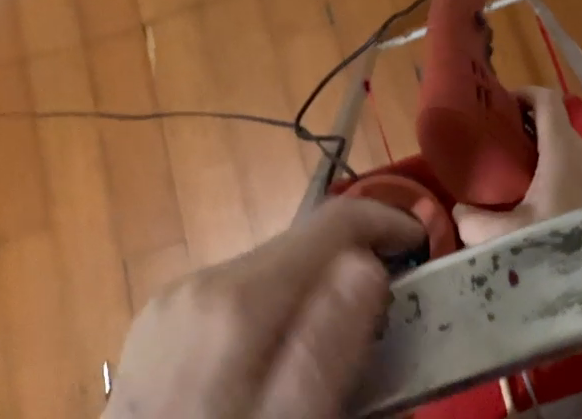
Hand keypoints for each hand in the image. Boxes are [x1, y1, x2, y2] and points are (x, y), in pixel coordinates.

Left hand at [105, 197, 425, 418]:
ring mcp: (172, 302)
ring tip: (334, 346)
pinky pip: (234, 298)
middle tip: (388, 316)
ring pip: (267, 271)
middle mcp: (200, 281)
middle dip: (351, 265)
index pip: (331, 221)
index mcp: (237, 298)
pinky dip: (270, 312)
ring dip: (311, 292)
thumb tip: (367, 263)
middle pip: (298, 246)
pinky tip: (273, 361)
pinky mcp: (158, 325)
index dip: (386, 223)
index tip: (423, 248)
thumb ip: (329, 344)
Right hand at [452, 85, 581, 245]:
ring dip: (545, 149)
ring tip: (518, 171)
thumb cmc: (555, 249)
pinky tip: (543, 196)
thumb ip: (472, 220)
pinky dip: (561, 168)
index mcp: (563, 150)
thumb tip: (459, 209)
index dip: (523, 93)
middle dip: (528, 124)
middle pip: (557, 121)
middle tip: (501, 141)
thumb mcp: (502, 237)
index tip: (500, 105)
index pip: (547, 99)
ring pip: (570, 145)